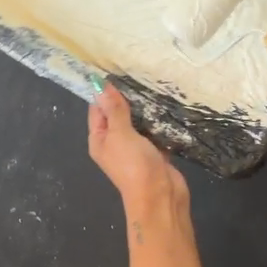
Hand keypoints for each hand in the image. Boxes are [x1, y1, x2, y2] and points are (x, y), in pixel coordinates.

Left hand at [89, 83, 188, 235]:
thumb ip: (114, 109)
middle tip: (140, 76)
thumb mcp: (121, 133)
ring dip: (147, 112)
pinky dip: (161, 125)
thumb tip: (100, 84)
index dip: (104, 92)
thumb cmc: (134, 165)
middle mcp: (116, 144)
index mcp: (100, 139)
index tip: (116, 71)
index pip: (98, 110)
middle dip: (129, 100)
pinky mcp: (156, 154)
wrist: (160, 196)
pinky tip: (168, 110)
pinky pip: (156, 135)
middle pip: (119, 116)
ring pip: (140, 125)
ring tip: (155, 89)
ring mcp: (137, 150)